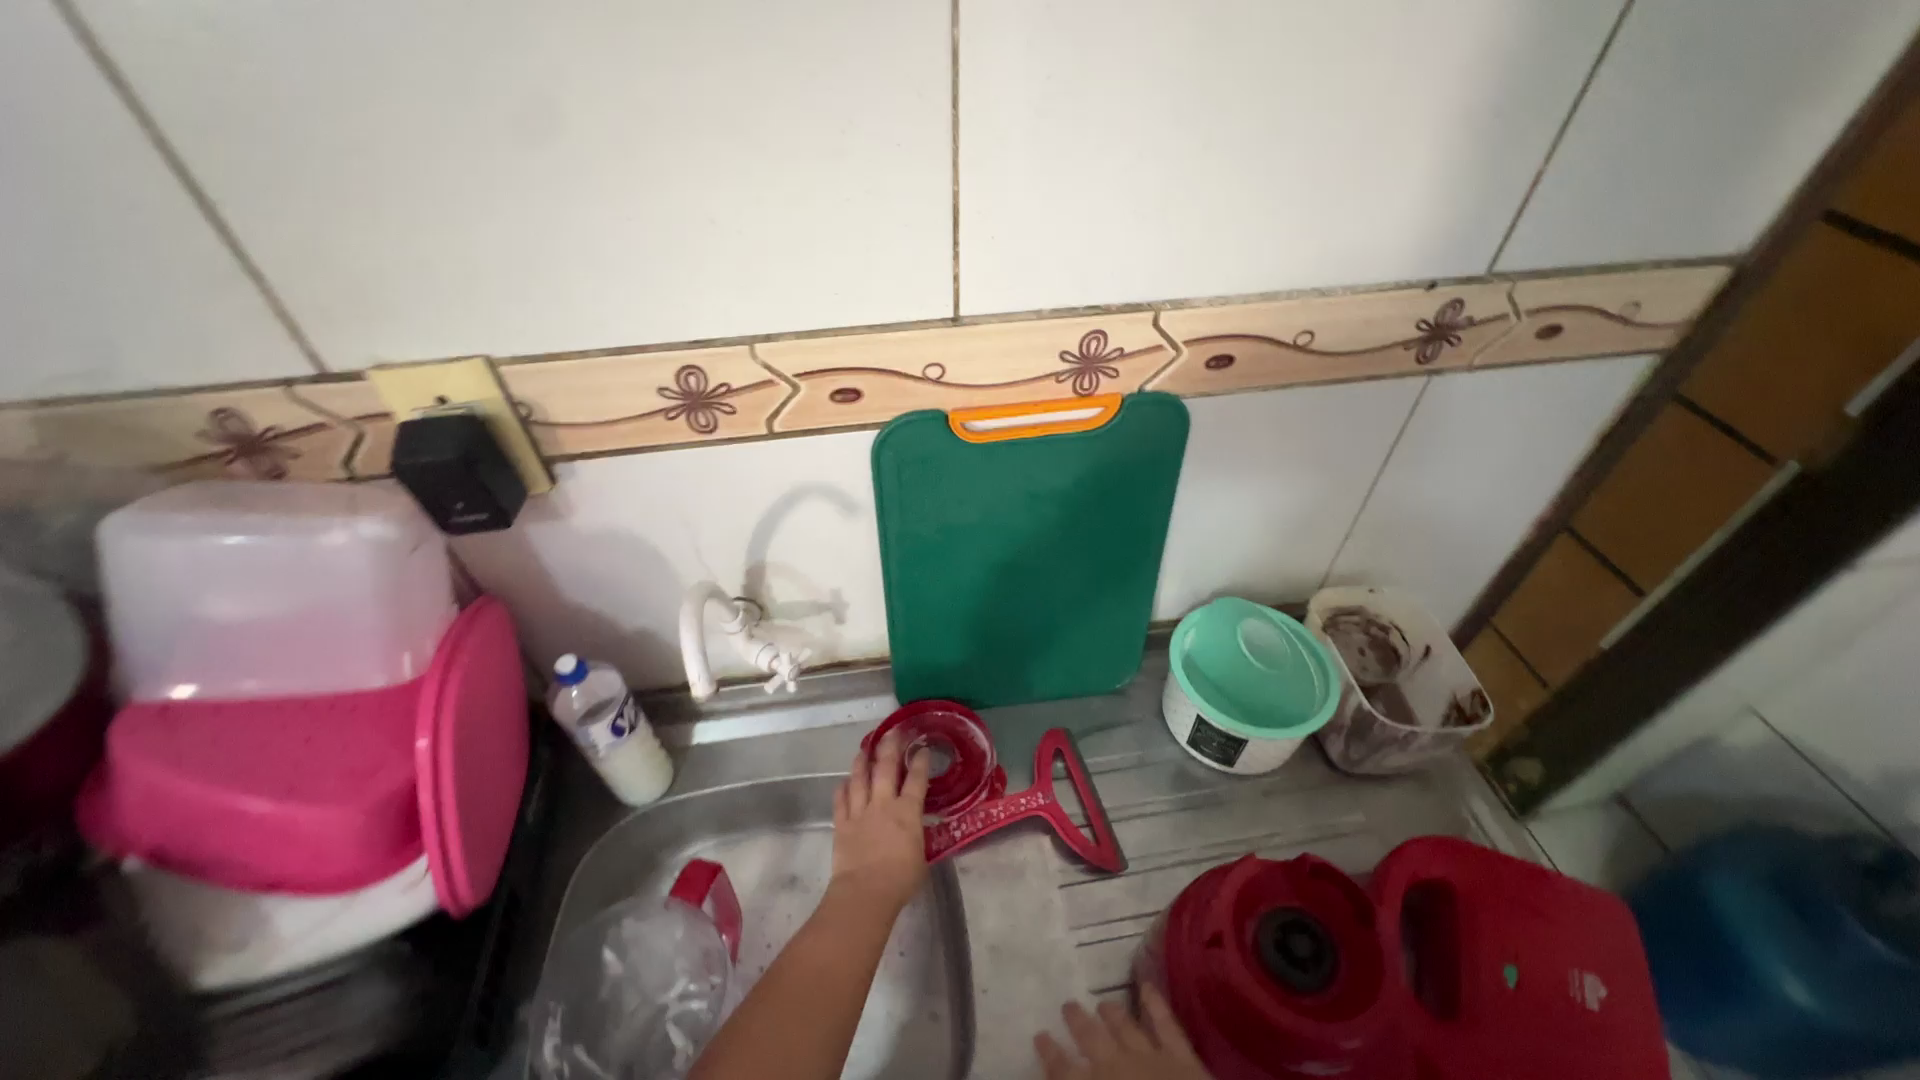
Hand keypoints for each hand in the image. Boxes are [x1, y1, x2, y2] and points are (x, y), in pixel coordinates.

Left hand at [828, 731, 929, 916]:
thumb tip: (917, 832)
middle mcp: (884, 805)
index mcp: (908, 813)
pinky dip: (842, 788)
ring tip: (864, 748)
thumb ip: (919, 839)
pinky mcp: (842, 824)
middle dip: (890, 747)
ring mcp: (860, 812)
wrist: (866, 892)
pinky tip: (843, 781)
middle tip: (892, 731)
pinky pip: (841, 800)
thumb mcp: (922, 858)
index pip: (917, 780)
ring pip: (860, 779)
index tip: (922, 748)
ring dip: (862, 761)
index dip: (920, 762)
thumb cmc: (901, 880)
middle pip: (886, 769)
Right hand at [1034, 984, 1209, 1079]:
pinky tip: (1148, 986)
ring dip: (1112, 1013)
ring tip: (1102, 1002)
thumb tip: (1060, 1079)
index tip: (1039, 1034)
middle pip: (1092, 1038)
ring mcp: (1151, 1057)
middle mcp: (1117, 1065)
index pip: (1064, 1070)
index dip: (1050, 1054)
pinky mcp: (1182, 1057)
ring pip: (1126, 1027)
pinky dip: (1157, 1004)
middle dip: (1078, 1021)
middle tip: (1068, 1004)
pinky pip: (1167, 1026)